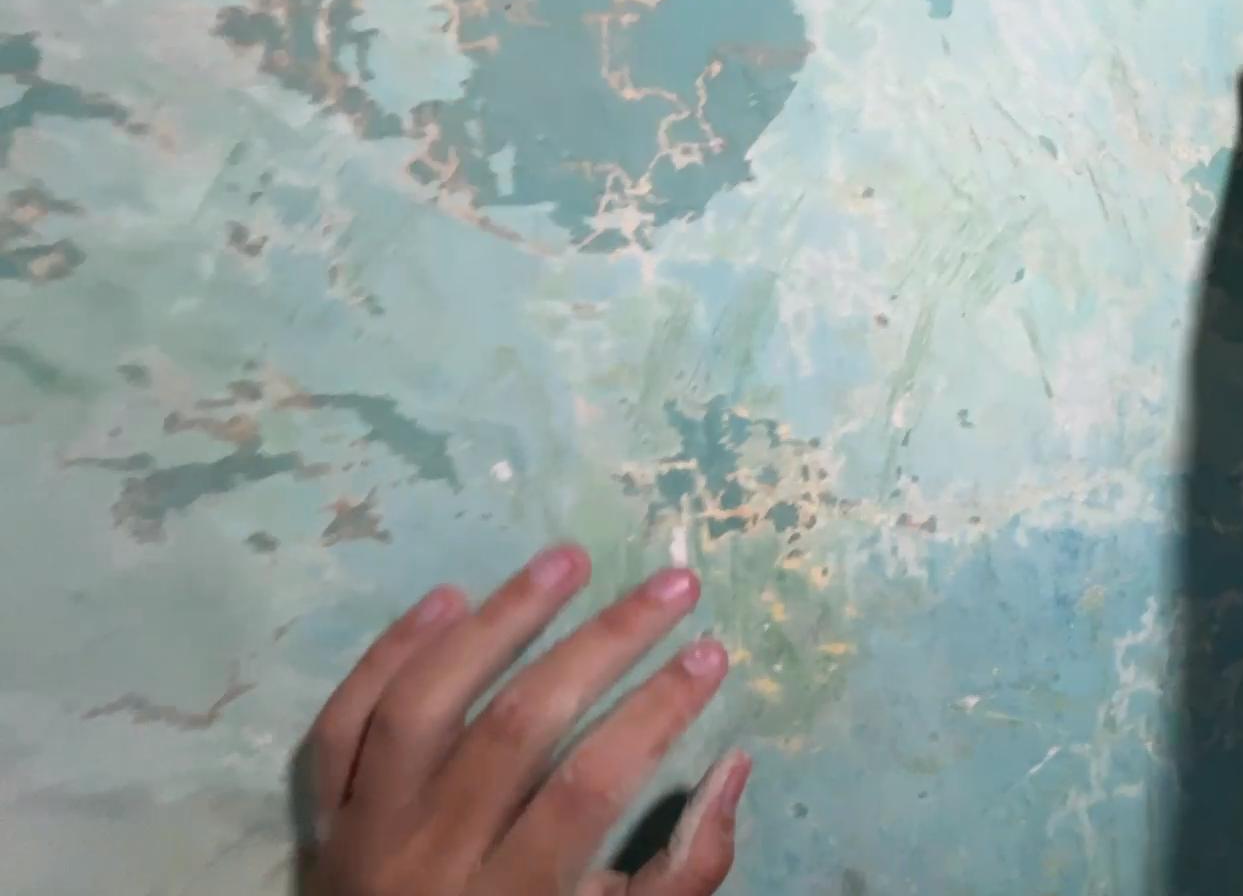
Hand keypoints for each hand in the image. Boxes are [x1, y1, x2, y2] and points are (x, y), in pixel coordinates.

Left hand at [299, 547, 746, 895]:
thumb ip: (687, 872)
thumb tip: (736, 764)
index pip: (591, 785)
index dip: (658, 712)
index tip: (713, 652)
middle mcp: (425, 862)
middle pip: (517, 725)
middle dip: (609, 641)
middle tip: (676, 584)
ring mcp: (363, 835)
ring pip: (424, 705)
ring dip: (502, 620)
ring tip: (569, 558)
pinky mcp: (326, 820)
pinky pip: (341, 729)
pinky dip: (388, 656)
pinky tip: (449, 597)